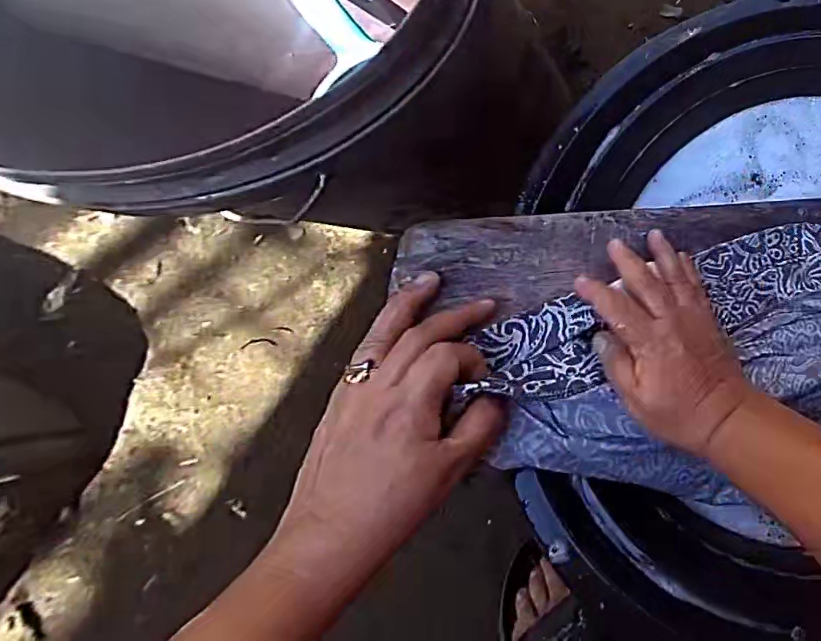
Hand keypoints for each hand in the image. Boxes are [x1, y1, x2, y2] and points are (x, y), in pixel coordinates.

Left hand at [266, 274, 504, 580]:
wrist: (325, 539)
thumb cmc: (389, 510)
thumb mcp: (449, 473)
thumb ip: (480, 427)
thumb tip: (495, 398)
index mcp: (409, 404)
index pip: (449, 355)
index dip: (473, 359)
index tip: (483, 378)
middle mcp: (380, 386)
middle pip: (421, 332)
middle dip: (457, 315)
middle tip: (483, 305)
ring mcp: (354, 388)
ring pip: (385, 329)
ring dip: (411, 300)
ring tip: (431, 280)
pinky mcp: (339, 397)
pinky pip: (365, 347)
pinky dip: (384, 325)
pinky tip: (394, 321)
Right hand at [573, 230, 756, 456]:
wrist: (725, 415)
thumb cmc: (678, 413)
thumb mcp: (637, 401)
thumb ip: (617, 366)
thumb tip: (601, 338)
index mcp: (650, 342)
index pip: (617, 309)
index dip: (597, 293)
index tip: (581, 281)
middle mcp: (671, 321)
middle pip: (646, 283)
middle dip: (628, 261)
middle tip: (614, 244)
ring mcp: (691, 315)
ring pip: (674, 276)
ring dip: (662, 254)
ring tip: (653, 235)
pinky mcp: (706, 316)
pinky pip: (695, 285)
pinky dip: (687, 268)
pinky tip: (681, 255)